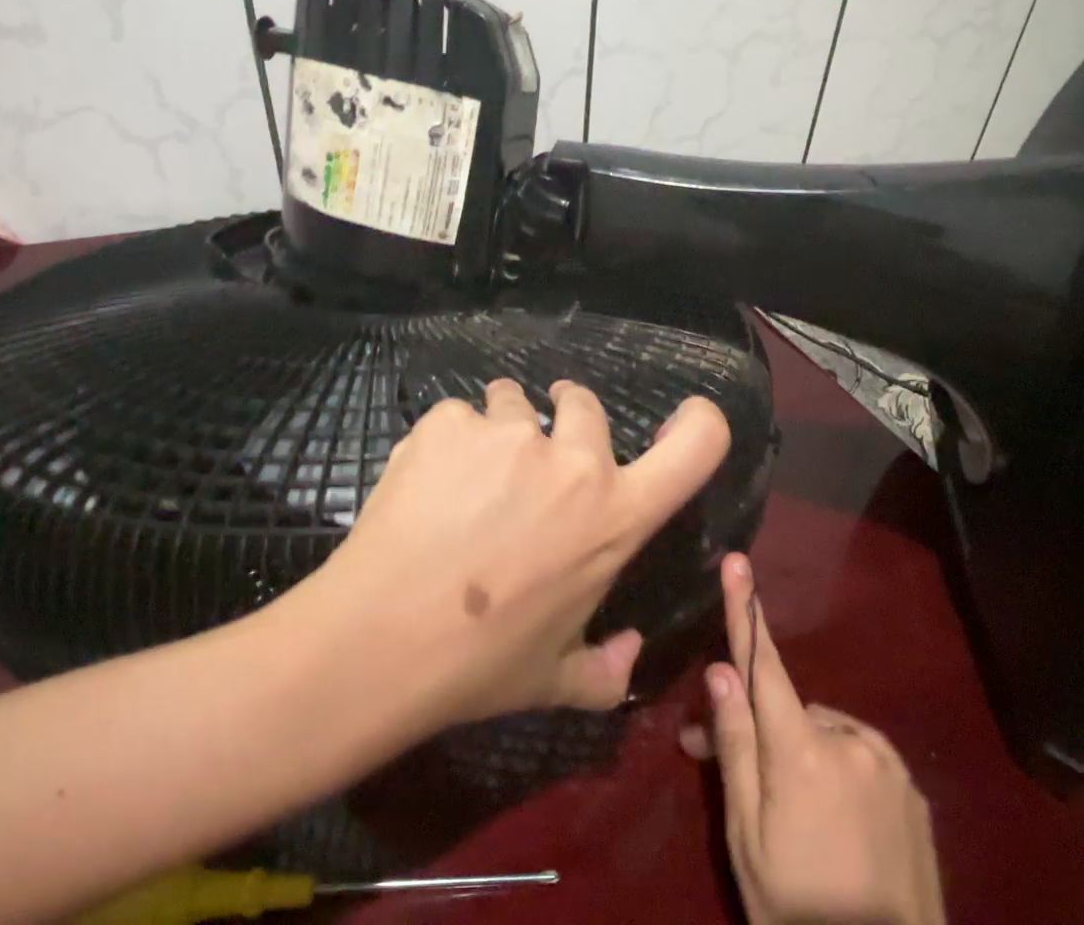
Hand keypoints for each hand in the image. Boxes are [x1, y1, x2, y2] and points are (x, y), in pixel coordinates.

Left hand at [306, 378, 729, 729]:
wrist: (382, 640)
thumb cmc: (482, 665)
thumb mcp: (558, 682)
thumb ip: (608, 670)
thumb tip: (631, 650)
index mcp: (617, 517)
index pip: (698, 443)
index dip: (700, 421)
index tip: (682, 419)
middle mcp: (573, 462)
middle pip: (586, 405)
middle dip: (565, 422)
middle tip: (532, 466)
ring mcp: (508, 435)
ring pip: (514, 402)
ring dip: (501, 429)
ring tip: (467, 478)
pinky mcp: (448, 424)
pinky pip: (458, 416)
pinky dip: (448, 442)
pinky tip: (425, 485)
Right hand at [680, 555, 945, 924]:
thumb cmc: (795, 904)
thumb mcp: (746, 833)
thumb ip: (736, 745)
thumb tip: (722, 672)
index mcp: (804, 751)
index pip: (765, 665)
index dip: (745, 612)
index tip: (738, 561)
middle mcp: (853, 741)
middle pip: (790, 709)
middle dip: (755, 723)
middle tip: (716, 763)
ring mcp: (890, 765)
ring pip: (826, 733)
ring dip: (799, 749)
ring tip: (785, 807)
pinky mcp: (913, 790)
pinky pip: (861, 757)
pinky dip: (836, 769)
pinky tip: (831, 820)